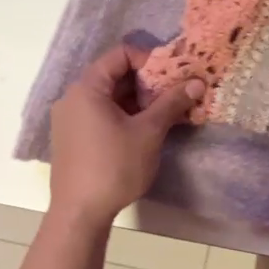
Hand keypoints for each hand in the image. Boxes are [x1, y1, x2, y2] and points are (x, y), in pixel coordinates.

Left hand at [48, 45, 202, 227]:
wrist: (80, 213)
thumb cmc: (114, 166)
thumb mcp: (149, 132)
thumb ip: (172, 103)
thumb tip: (198, 82)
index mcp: (87, 89)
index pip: (119, 55)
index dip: (149, 59)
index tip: (173, 74)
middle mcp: (73, 98)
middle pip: (114, 75)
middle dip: (148, 82)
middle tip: (176, 94)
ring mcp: (70, 120)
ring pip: (110, 97)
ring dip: (139, 100)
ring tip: (167, 113)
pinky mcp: (73, 139)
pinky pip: (101, 115)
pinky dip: (125, 115)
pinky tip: (147, 130)